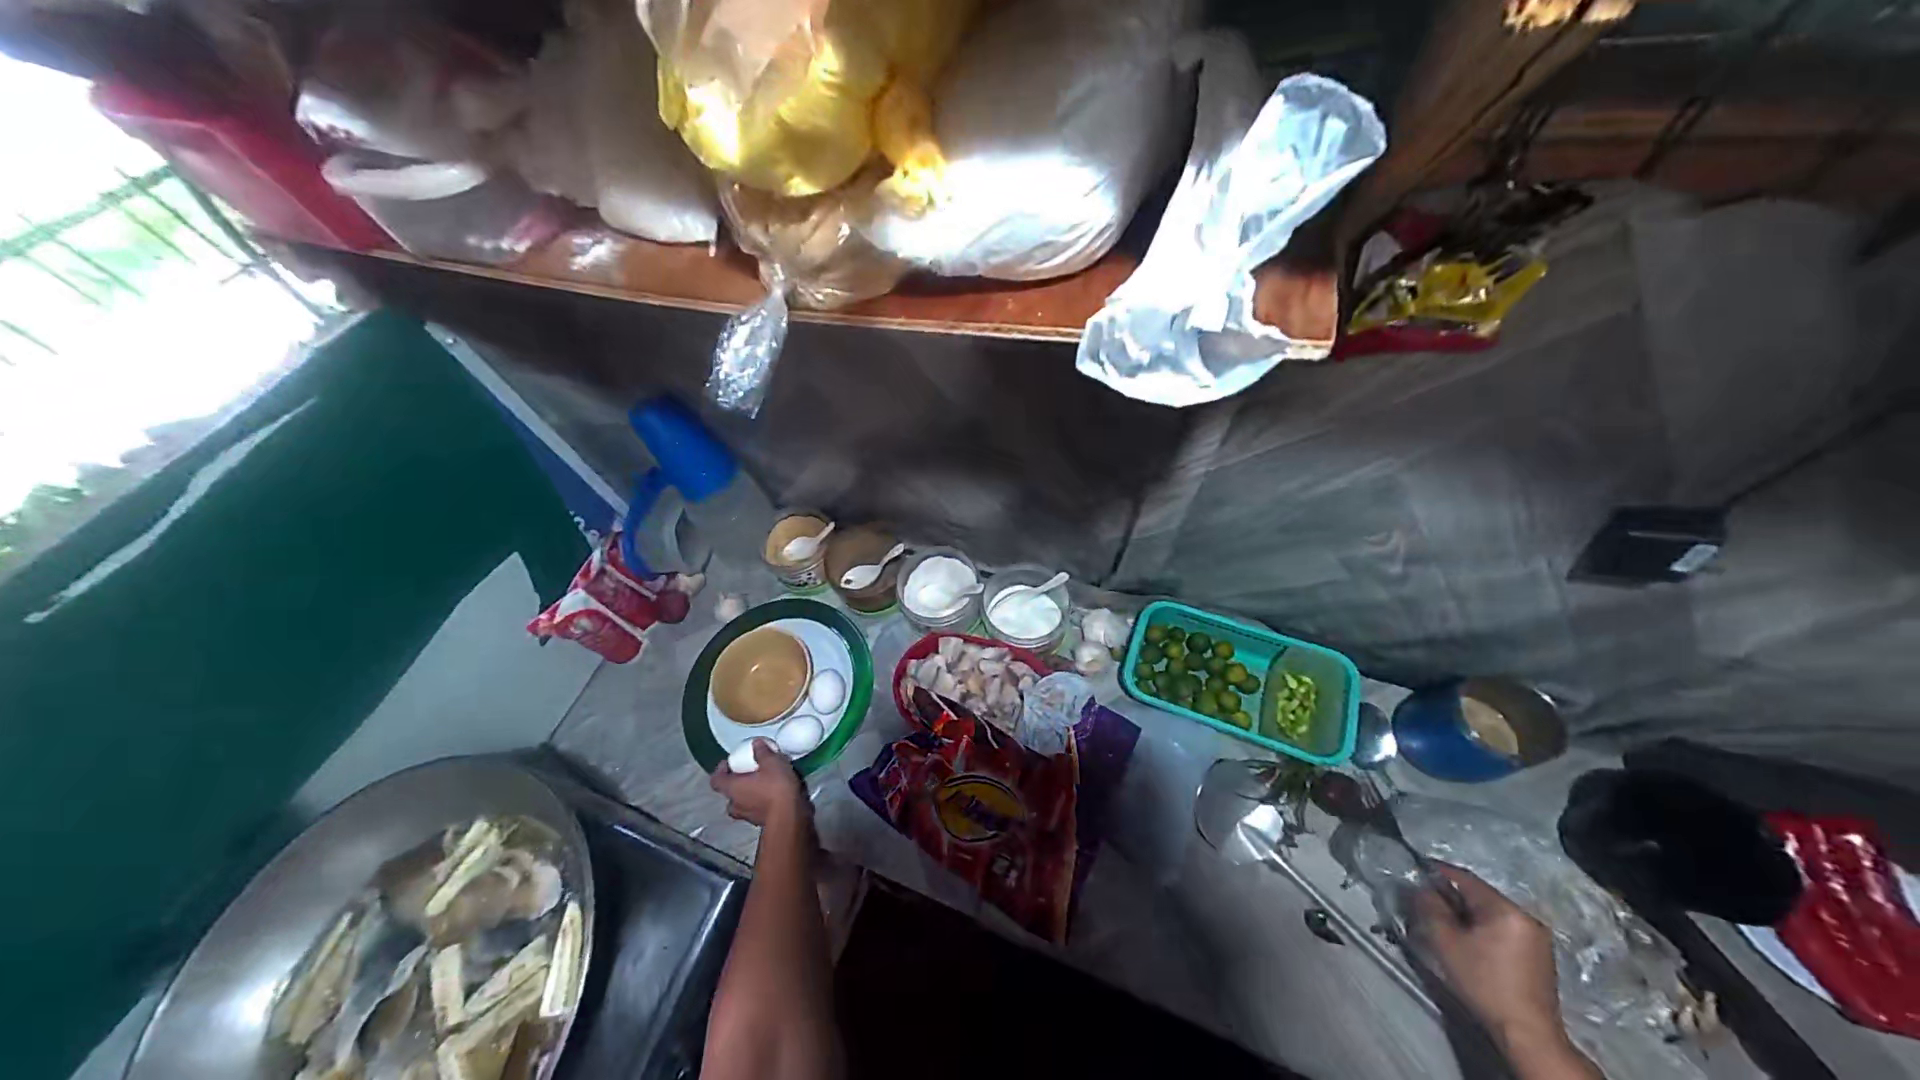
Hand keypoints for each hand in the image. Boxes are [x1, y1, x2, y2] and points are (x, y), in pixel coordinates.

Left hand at [711, 740, 809, 829]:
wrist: (790, 816)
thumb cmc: (776, 787)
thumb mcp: (771, 762)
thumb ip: (762, 752)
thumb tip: (756, 743)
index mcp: (732, 788)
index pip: (716, 780)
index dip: (720, 770)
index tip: (728, 762)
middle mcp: (736, 804)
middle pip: (729, 794)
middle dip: (736, 785)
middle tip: (748, 774)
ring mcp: (747, 816)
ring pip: (742, 804)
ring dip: (749, 795)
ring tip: (762, 784)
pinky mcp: (761, 822)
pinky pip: (756, 810)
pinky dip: (761, 803)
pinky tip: (775, 795)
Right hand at [1413, 864, 1580, 1068]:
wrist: (1527, 1032)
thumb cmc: (1483, 982)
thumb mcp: (1445, 941)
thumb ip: (1429, 906)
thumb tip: (1420, 887)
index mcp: (1506, 909)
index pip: (1464, 878)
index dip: (1435, 872)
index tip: (1412, 872)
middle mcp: (1526, 916)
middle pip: (1478, 894)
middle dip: (1449, 895)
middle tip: (1424, 903)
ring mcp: (1536, 936)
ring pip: (1490, 912)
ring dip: (1465, 912)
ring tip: (1443, 923)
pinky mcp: (1538, 954)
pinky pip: (1502, 927)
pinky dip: (1481, 927)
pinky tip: (1467, 940)